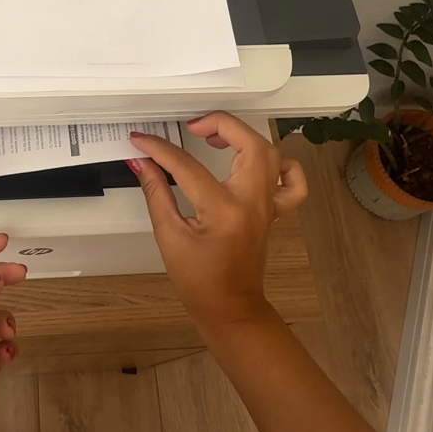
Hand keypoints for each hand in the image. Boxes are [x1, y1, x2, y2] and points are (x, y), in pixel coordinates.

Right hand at [130, 112, 307, 329]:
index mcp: (223, 211)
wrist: (229, 308)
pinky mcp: (274, 211)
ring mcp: (268, 206)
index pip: (187, 166)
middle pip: (250, 143)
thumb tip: (141, 162)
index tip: (141, 140)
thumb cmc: (198, 280)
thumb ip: (156, 192)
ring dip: (245, 136)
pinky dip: (281, 164)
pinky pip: (291, 181)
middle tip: (191, 126)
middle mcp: (252, 203)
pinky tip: (256, 161)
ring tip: (215, 136)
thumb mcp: (168, 235)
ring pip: (271, 153)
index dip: (159, 148)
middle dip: (220, 123)